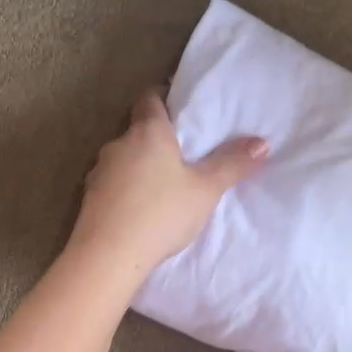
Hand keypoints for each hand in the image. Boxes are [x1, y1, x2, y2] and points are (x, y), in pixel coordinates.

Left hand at [68, 88, 267, 280]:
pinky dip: (126, 188)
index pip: (150, 97)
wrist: (108, 255)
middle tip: (182, 153)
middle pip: (138, 129)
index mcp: (148, 131)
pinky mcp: (89, 196)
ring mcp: (99, 169)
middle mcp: (119, 143)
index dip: (163, 96)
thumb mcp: (206, 190)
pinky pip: (112, 183)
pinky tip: (140, 208)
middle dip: (157, 138)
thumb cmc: (161, 213)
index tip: (180, 107)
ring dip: (140, 165)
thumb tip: (262, 142)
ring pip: (124, 157)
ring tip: (163, 184)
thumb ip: (232, 164)